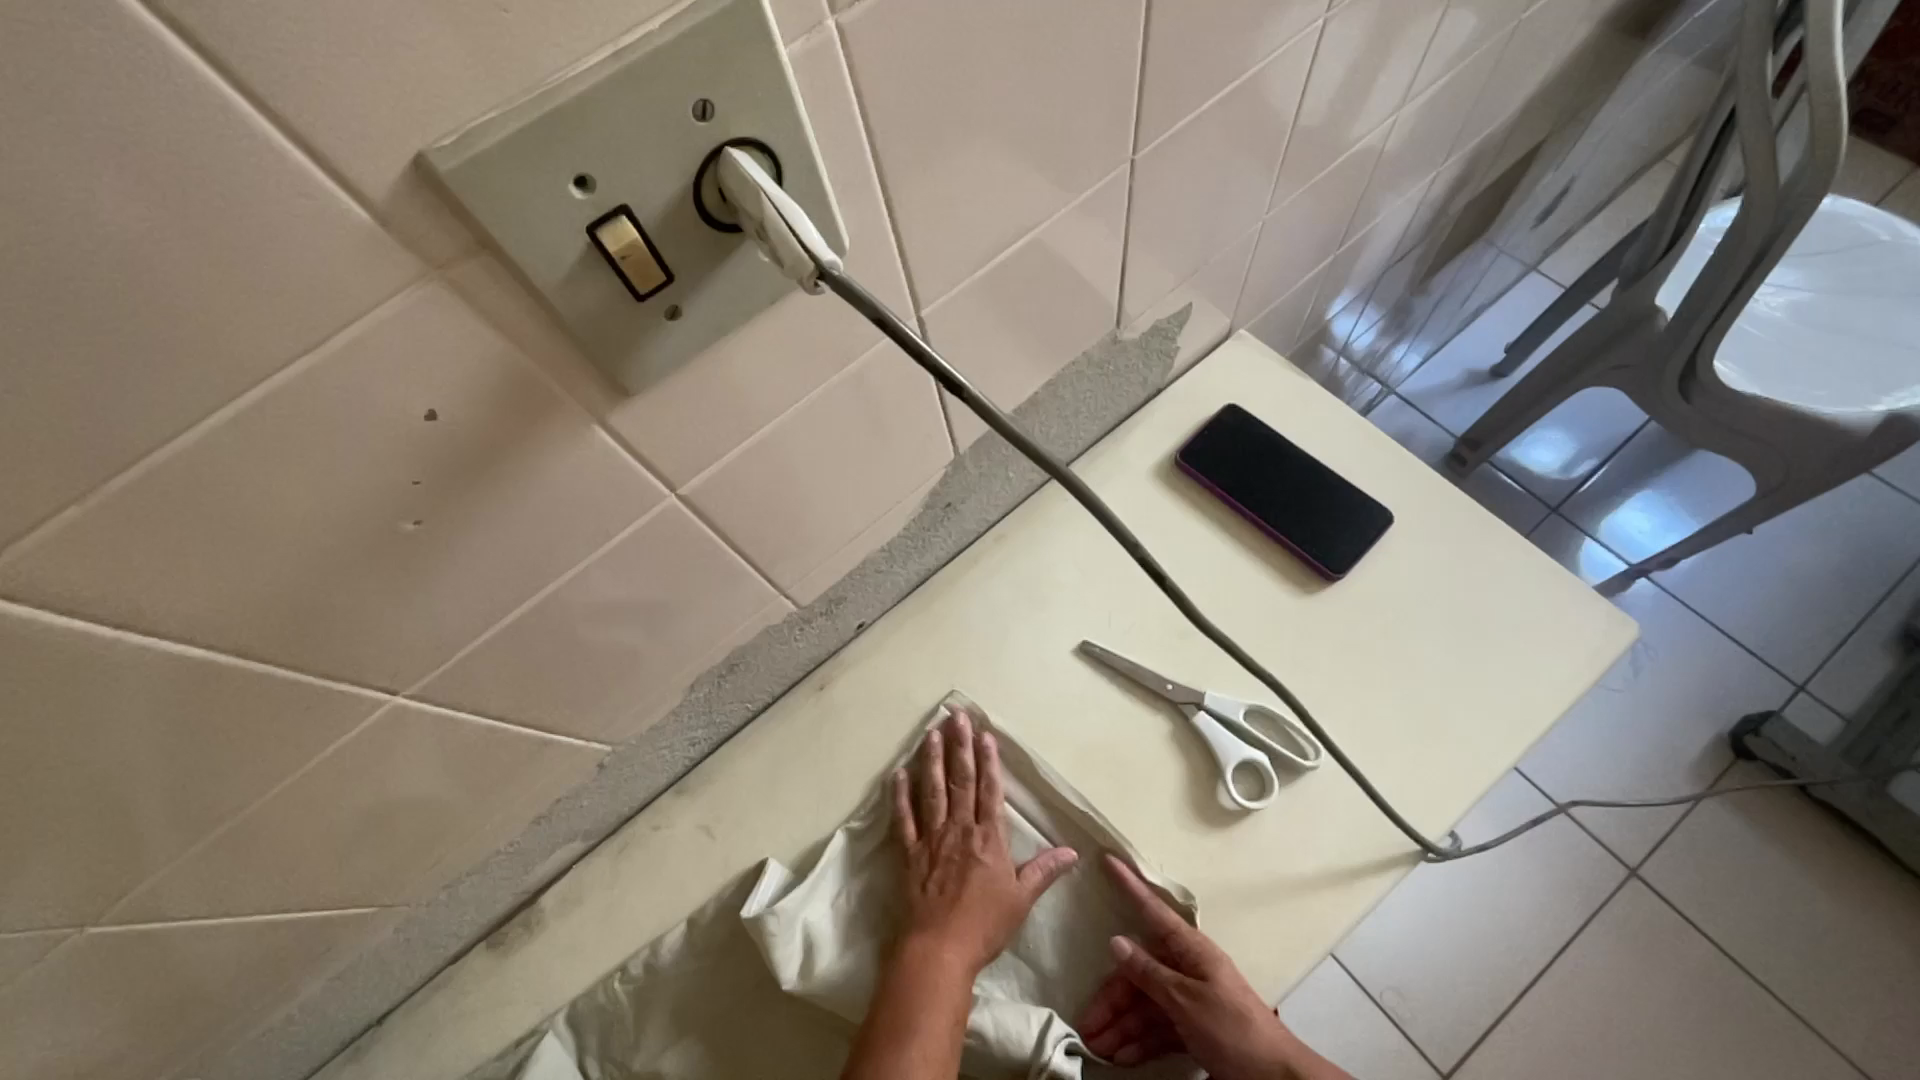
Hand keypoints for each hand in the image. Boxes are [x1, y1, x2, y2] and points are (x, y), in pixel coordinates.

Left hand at [891, 706, 1079, 975]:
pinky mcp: (909, 854)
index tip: (984, 734)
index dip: (989, 761)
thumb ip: (1044, 871)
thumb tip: (1072, 852)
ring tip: (930, 732)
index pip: (990, 790)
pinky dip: (900, 795)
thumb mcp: (1022, 899)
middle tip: (955, 716)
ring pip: (931, 790)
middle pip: (960, 780)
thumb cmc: (984, 926)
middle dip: (959, 746)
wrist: (939, 949)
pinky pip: (903, 818)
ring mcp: (931, 839)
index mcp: (989, 838)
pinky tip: (898, 774)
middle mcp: (960, 829)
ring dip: (930, 759)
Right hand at [1077, 855, 1323, 1079]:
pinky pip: (1156, 1028)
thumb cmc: (1234, 1030)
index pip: (1152, 911)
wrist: (1276, 1079)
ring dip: (1120, 1026)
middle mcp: (1186, 970)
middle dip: (1110, 1001)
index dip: (1130, 886)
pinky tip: (1121, 1056)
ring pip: (1143, 1005)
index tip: (1109, 859)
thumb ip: (1149, 973)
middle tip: (1085, 1027)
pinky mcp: (1192, 1029)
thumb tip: (1117, 941)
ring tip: (1097, 1048)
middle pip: (1138, 975)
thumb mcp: (1187, 1001)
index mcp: (1190, 951)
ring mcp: (1189, 1000)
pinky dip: (1138, 1041)